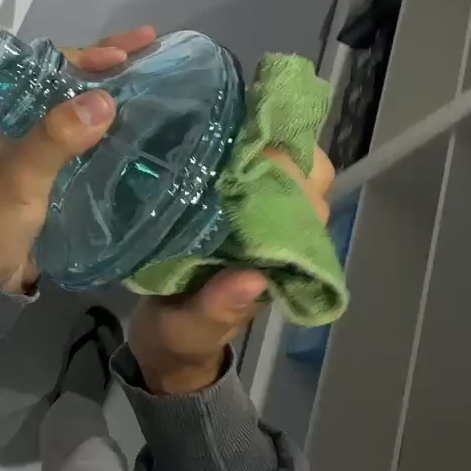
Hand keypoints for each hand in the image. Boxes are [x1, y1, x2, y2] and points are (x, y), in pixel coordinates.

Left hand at [0, 27, 157, 292]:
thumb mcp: (21, 178)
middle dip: (102, 63)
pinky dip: (108, 120)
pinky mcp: (49, 163)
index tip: (120, 53)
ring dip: (109, 88)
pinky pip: (81, 131)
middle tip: (150, 47)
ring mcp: (30, 139)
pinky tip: (138, 116)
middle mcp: (10, 116)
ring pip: (73, 102)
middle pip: (60, 78)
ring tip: (153, 72)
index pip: (39, 66)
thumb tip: (104, 100)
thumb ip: (55, 138)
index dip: (81, 55)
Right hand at [128, 146, 334, 394]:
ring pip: (273, 171)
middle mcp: (272, 235)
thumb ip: (219, 307)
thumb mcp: (193, 328)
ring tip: (217, 123)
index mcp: (278, 259)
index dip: (293, 172)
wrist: (161, 347)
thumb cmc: (182, 338)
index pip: (309, 204)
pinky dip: (228, 152)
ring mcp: (247, 223)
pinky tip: (201, 137)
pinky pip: (237, 176)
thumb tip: (252, 276)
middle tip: (231, 127)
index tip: (257, 149)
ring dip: (253, 145)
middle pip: (301, 177)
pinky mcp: (218, 215)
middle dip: (277, 147)